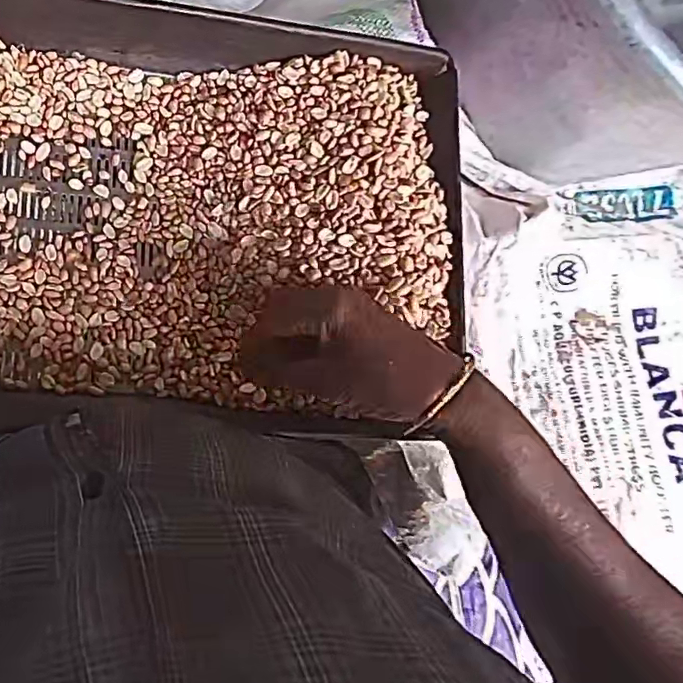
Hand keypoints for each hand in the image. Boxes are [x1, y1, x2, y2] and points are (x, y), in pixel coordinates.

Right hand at [240, 286, 462, 422]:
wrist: (438, 388)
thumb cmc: (384, 385)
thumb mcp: (326, 383)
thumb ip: (283, 371)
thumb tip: (250, 365)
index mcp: (327, 307)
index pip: (273, 316)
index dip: (254, 340)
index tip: (243, 361)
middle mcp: (336, 294)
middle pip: (283, 304)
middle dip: (266, 332)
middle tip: (257, 361)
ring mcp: (350, 300)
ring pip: (300, 306)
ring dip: (284, 330)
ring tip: (278, 361)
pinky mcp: (360, 311)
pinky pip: (318, 312)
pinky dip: (303, 330)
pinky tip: (303, 354)